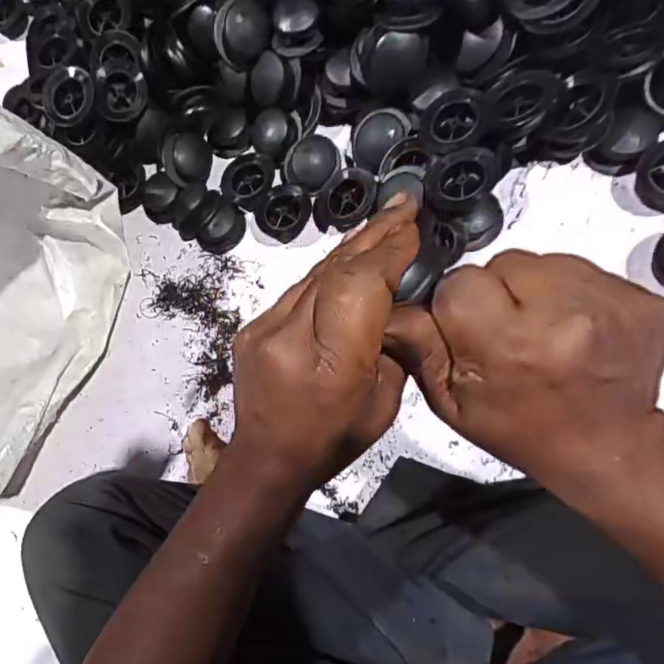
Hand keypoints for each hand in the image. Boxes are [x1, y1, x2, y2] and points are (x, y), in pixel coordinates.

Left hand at [228, 195, 420, 493]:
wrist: (268, 458)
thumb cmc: (329, 440)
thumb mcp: (381, 404)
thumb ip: (391, 348)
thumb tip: (397, 302)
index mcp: (331, 365)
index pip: (361, 285)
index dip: (388, 252)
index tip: (411, 229)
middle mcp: (290, 340)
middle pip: (336, 270)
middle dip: (374, 235)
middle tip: (403, 205)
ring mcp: (264, 331)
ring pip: (314, 275)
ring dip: (351, 249)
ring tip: (382, 224)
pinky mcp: (252, 329)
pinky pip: (296, 290)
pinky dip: (325, 273)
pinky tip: (346, 260)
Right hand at [385, 250, 663, 485]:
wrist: (603, 448)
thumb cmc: (527, 432)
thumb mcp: (454, 405)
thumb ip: (423, 351)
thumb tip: (398, 313)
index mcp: (509, 345)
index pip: (461, 281)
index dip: (457, 304)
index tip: (470, 330)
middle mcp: (562, 317)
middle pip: (504, 263)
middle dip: (497, 293)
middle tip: (509, 336)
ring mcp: (607, 304)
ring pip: (546, 261)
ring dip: (536, 290)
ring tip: (543, 334)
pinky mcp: (639, 299)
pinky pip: (586, 271)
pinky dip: (574, 295)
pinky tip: (572, 331)